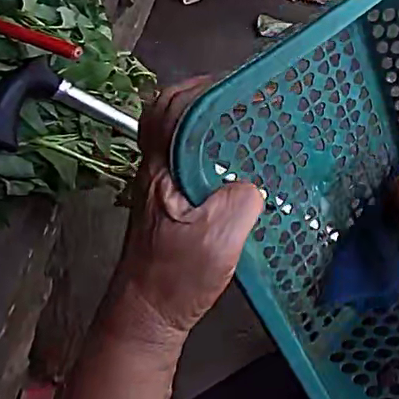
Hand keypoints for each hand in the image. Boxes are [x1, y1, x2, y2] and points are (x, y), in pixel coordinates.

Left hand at [105, 78, 264, 347]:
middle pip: (166, 113)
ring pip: (174, 134)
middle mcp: (154, 170)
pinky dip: (205, 147)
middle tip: (238, 94)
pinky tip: (230, 162)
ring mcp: (157, 185)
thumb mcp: (216, 241)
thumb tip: (253, 185)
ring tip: (238, 119)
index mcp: (161, 170)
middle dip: (200, 94)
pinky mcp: (166, 202)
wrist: (146, 314)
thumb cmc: (173, 280)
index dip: (202, 89)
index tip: (237, 84)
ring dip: (202, 119)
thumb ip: (238, 203)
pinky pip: (183, 158)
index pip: (171, 110)